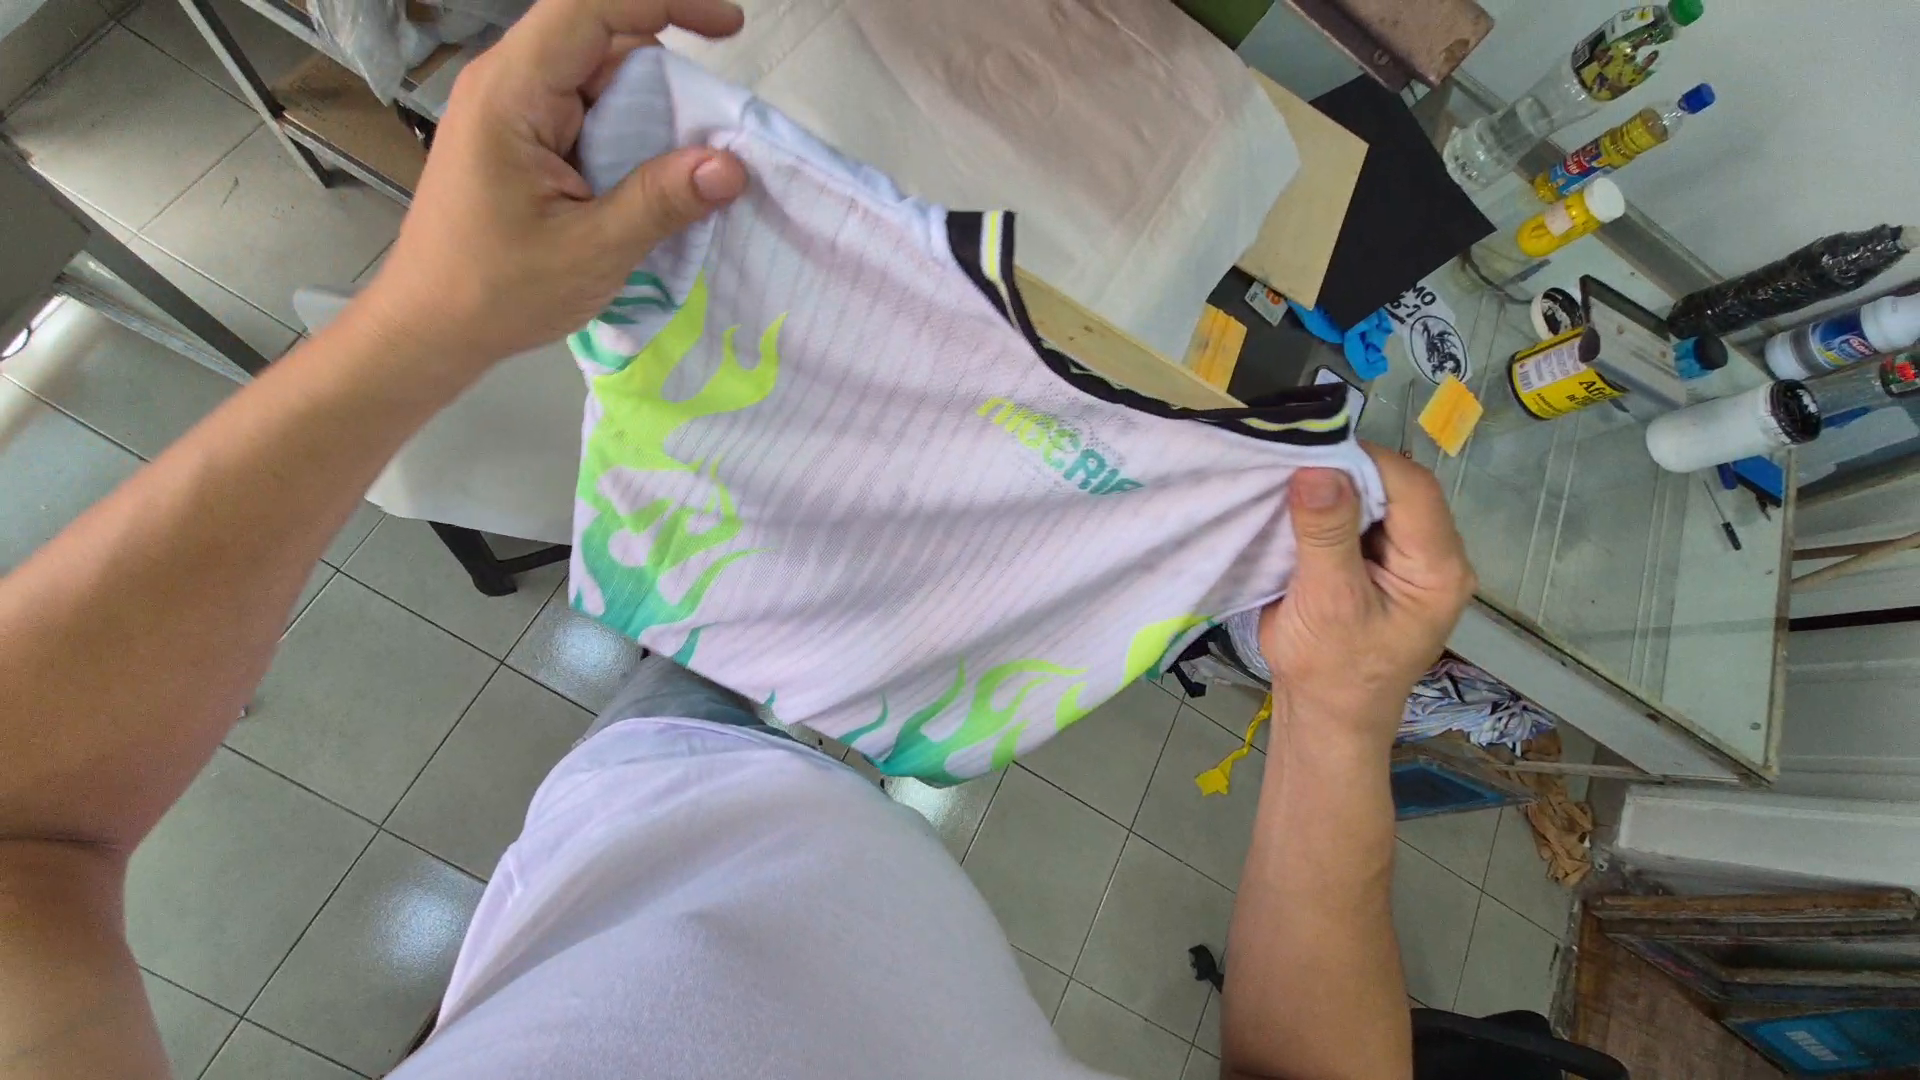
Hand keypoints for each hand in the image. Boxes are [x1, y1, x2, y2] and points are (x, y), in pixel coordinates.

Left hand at [357, 0, 749, 372]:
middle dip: (673, 79)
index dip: (665, 2)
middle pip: (604, 45)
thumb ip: (661, 202)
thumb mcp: (593, 250)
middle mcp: (513, 88)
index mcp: (514, 93)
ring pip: (604, 87)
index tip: (730, 28)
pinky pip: (594, 124)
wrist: (435, 327)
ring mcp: (519, 117)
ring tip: (698, 170)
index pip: (590, 8)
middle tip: (723, 136)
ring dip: (658, 119)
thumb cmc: (499, 290)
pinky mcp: (529, 148)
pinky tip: (663, 184)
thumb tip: (731, 166)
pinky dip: (637, 145)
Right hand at [1259, 443, 1475, 750]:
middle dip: (1345, 470)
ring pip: (1372, 499)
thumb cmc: (1332, 667)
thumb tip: (1317, 469)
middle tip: (1290, 457)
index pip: (1411, 489)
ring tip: (1285, 474)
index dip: (1364, 461)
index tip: (1308, 446)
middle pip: (1395, 488)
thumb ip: (1326, 535)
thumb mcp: (1328, 602)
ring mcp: (1400, 557)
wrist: (1322, 712)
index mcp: (1437, 566)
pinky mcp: (1371, 561)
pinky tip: (1291, 501)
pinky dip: (1322, 506)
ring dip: (1330, 486)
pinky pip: (1352, 518)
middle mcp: (1429, 554)